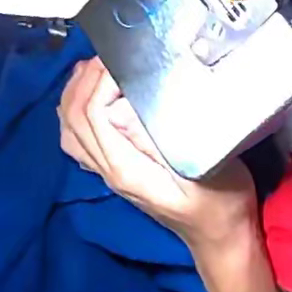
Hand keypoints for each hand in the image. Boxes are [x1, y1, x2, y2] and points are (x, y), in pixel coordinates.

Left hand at [57, 58, 259, 257]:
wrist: (220, 236)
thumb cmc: (220, 200)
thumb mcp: (200, 167)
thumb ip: (156, 141)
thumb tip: (120, 109)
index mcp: (125, 168)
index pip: (92, 115)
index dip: (100, 80)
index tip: (123, 59)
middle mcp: (108, 169)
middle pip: (74, 119)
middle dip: (85, 80)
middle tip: (108, 55)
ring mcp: (107, 172)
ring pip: (70, 129)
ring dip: (76, 92)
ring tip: (95, 67)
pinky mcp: (115, 169)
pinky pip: (79, 138)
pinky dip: (77, 110)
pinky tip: (92, 94)